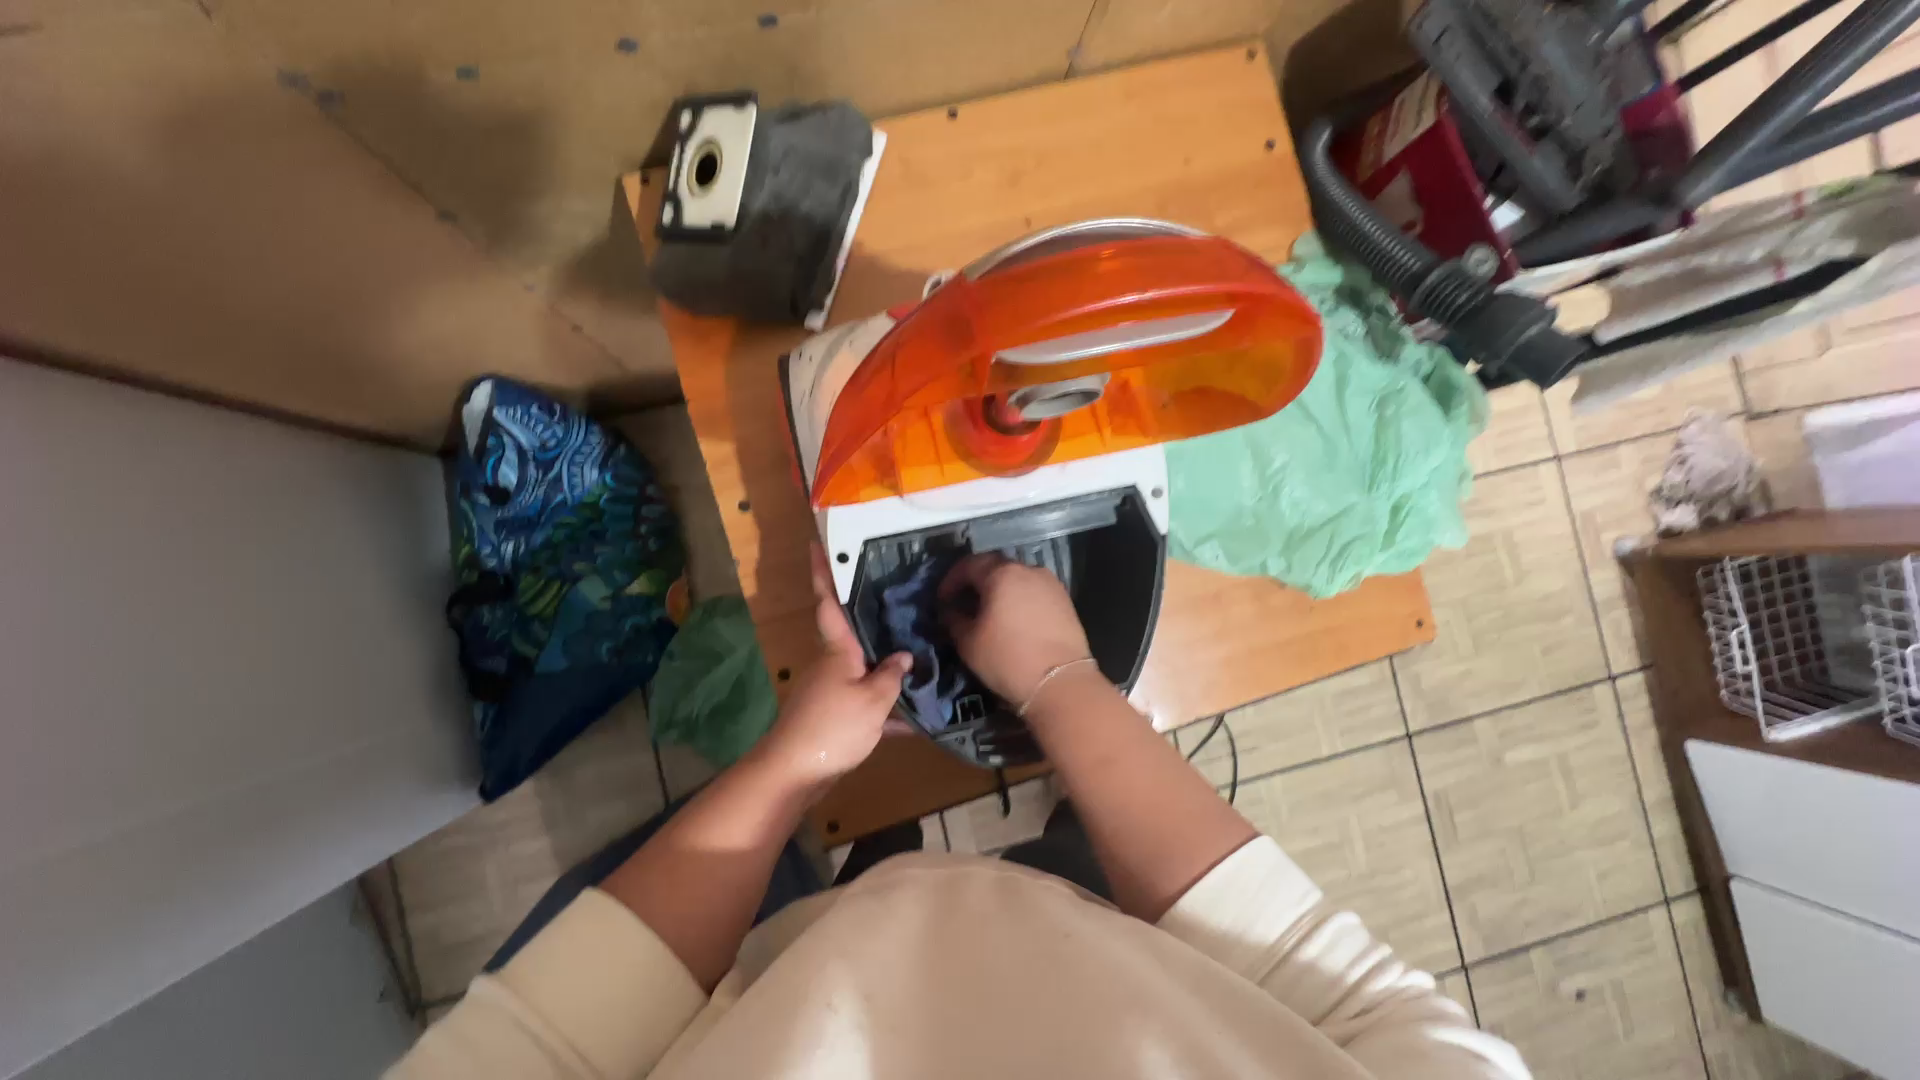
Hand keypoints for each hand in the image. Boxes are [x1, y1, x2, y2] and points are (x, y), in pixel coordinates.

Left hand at [749, 544, 911, 791]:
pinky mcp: (836, 717)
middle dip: (871, 616)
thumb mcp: (873, 700)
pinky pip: (867, 704)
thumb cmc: (832, 727)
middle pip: (853, 634)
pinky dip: (889, 711)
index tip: (817, 542)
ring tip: (922, 654)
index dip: (823, 572)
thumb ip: (892, 676)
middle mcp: (832, 663)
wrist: (795, 773)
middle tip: (899, 593)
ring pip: (865, 670)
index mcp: (837, 650)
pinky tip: (917, 721)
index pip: (829, 601)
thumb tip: (903, 658)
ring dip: (888, 667)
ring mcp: (832, 690)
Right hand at [938, 553, 1092, 704]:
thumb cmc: (1008, 659)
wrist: (1061, 683)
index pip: (969, 564)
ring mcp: (1051, 584)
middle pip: (995, 567)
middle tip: (963, 603)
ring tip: (989, 612)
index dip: (951, 580)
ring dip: (999, 590)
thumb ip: (953, 619)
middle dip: (976, 582)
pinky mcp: (1065, 600)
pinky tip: (1014, 620)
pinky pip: (1034, 592)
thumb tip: (950, 610)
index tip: (942, 599)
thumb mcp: (968, 642)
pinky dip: (1019, 599)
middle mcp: (1028, 570)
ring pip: (1017, 579)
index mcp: (1001, 574)